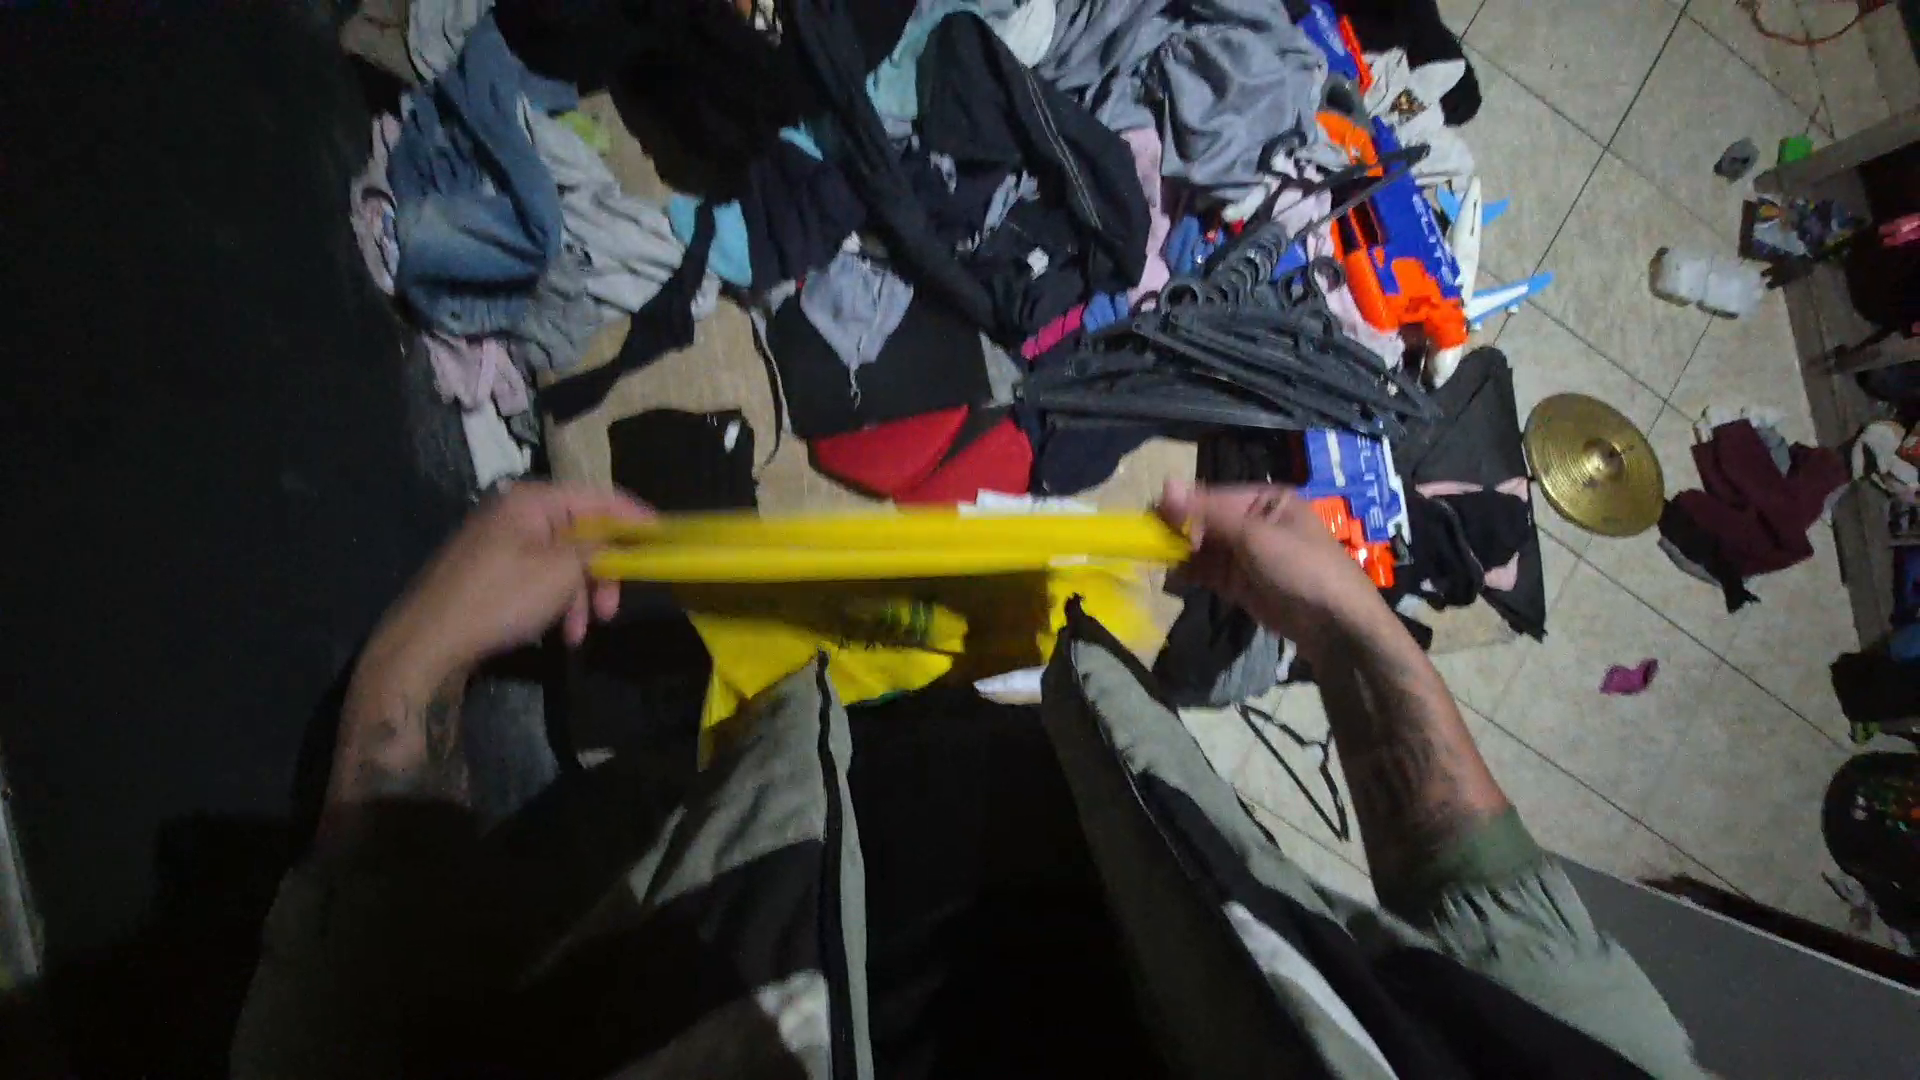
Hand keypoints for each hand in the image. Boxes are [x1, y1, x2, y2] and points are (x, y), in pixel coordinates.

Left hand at [360, 483, 652, 694]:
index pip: (601, 497)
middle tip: (614, 606)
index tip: (666, 538)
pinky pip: (544, 576)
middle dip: (605, 571)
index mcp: (533, 501)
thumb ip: (602, 546)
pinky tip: (562, 632)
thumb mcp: (562, 571)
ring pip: (566, 561)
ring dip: (583, 595)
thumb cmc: (501, 598)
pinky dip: (559, 601)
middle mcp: (518, 513)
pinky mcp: (494, 570)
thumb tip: (626, 534)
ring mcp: (503, 542)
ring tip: (584, 630)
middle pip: (585, 533)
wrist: (426, 644)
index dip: (636, 518)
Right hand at [1157, 481, 1389, 660]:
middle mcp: (1252, 522)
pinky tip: (1170, 577)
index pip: (1212, 497)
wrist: (1334, 625)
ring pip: (1200, 548)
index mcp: (1264, 500)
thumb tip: (1164, 484)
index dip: (1182, 507)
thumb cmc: (1300, 567)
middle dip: (1177, 532)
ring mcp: (1244, 555)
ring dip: (1177, 553)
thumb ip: (1206, 513)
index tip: (1150, 516)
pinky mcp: (1237, 583)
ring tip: (1154, 559)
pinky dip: (1186, 574)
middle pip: (1203, 522)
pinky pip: (1204, 572)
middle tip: (1148, 542)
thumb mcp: (1253, 535)